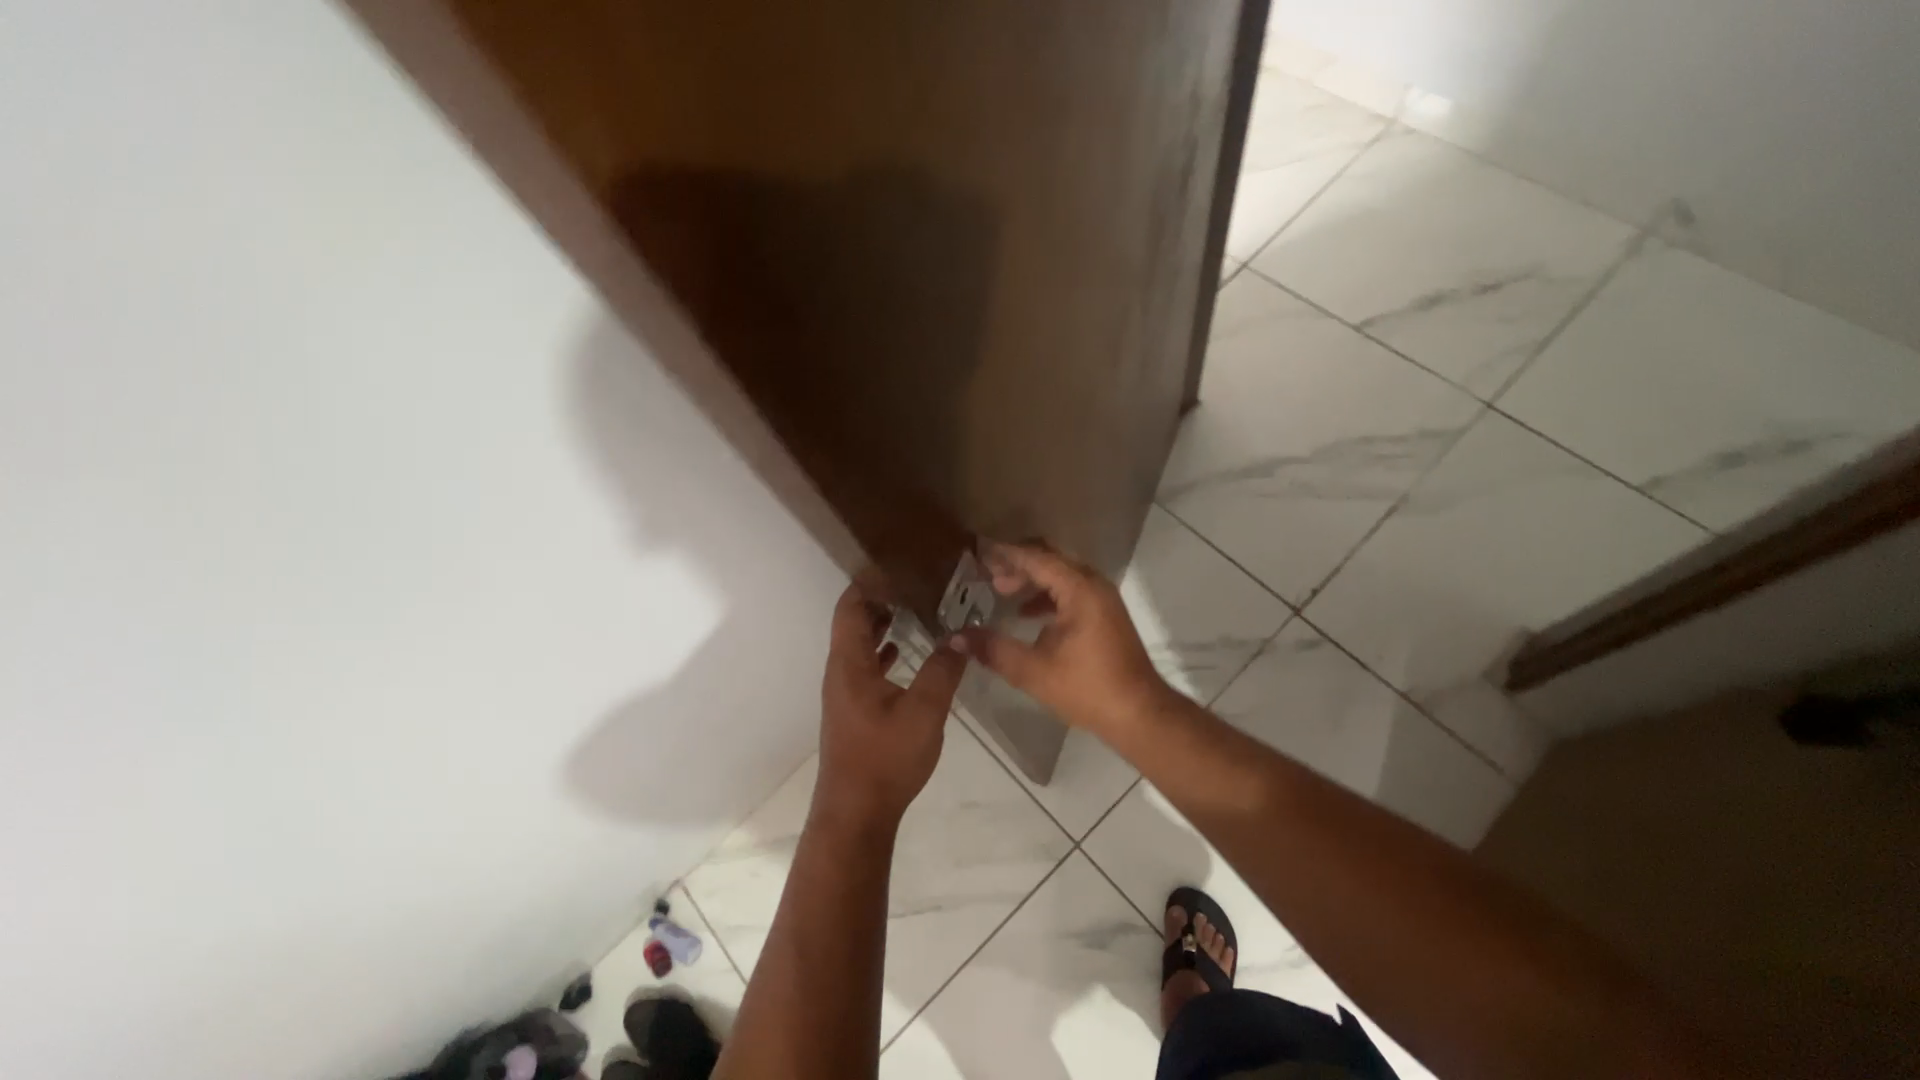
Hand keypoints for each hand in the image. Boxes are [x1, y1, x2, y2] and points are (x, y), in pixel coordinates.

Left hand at [814, 579, 967, 832]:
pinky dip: (884, 650)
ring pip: (859, 644)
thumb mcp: (924, 711)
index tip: (904, 566)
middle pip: (854, 620)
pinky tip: (907, 652)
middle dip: (882, 598)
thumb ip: (942, 669)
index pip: (852, 605)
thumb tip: (960, 635)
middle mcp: (840, 671)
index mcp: (849, 663)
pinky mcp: (853, 709)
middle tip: (918, 584)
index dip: (872, 581)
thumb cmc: (885, 758)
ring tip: (918, 609)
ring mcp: (844, 691)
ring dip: (883, 624)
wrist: (856, 812)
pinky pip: (865, 665)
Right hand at [952, 542, 1172, 733]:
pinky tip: (1026, 614)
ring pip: (1061, 574)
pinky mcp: (1105, 614)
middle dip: (1017, 562)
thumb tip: (955, 638)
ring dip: (1031, 578)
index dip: (1004, 553)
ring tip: (1000, 590)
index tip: (976, 550)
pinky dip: (1047, 594)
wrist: (1138, 713)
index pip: (1036, 558)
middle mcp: (1093, 584)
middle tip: (985, 571)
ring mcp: (1103, 598)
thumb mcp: (1033, 670)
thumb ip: (993, 649)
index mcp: (1079, 590)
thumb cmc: (1087, 688)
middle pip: (1050, 558)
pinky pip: (1071, 590)